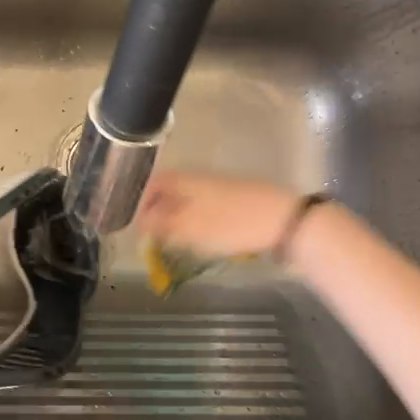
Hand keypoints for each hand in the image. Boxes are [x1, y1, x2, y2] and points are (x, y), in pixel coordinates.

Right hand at [133, 171, 304, 259]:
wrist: (286, 221)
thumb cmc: (232, 224)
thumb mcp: (189, 227)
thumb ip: (160, 223)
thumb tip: (137, 222)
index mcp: (185, 181)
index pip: (152, 184)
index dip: (138, 201)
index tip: (132, 222)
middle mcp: (200, 179)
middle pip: (170, 191)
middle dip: (157, 211)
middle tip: (150, 235)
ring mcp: (221, 188)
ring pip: (188, 199)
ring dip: (176, 217)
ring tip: (172, 240)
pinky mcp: (237, 201)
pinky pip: (206, 207)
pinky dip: (195, 221)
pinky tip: (200, 238)